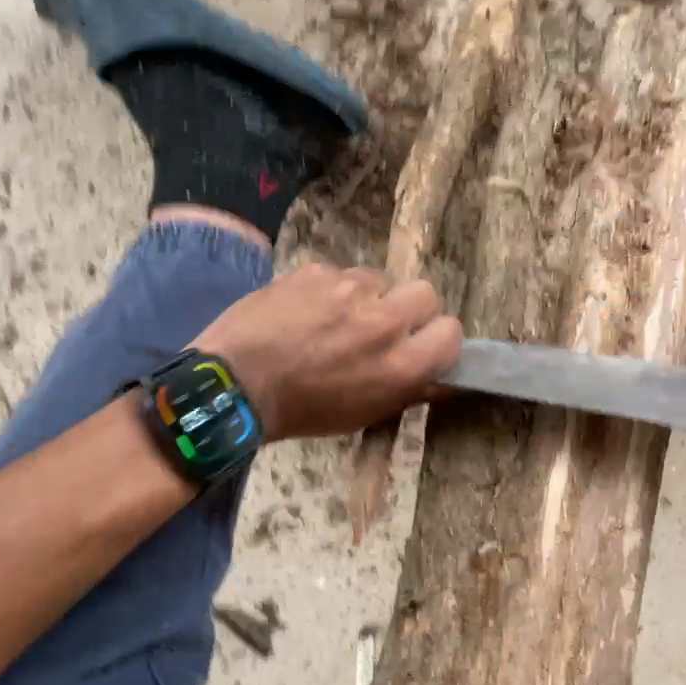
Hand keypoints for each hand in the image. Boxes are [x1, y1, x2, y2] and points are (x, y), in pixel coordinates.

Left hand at [193, 264, 462, 441]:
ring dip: (369, 297)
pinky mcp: (317, 271)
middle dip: (410, 309)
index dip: (438, 339)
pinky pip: (339, 274)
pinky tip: (306, 311)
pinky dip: (330, 290)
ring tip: (336, 318)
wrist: (233, 386)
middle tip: (383, 327)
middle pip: (426, 294)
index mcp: (402, 364)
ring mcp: (349, 290)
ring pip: (380, 280)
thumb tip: (444, 377)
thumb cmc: (304, 410)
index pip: (451, 331)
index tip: (421, 346)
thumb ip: (411, 389)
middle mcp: (384, 321)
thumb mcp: (366, 413)